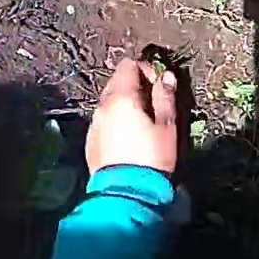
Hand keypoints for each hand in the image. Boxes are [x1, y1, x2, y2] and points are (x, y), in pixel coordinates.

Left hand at [87, 56, 178, 173]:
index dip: (147, 70)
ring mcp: (94, 124)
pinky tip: (128, 139)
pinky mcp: (91, 141)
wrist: (127, 192)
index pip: (128, 65)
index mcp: (121, 98)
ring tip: (142, 124)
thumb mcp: (167, 126)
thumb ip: (165, 97)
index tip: (159, 85)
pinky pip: (104, 121)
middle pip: (117, 82)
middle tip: (154, 105)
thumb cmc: (151, 158)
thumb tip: (166, 77)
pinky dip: (116, 121)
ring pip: (109, 102)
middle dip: (136, 86)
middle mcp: (102, 106)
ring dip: (125, 105)